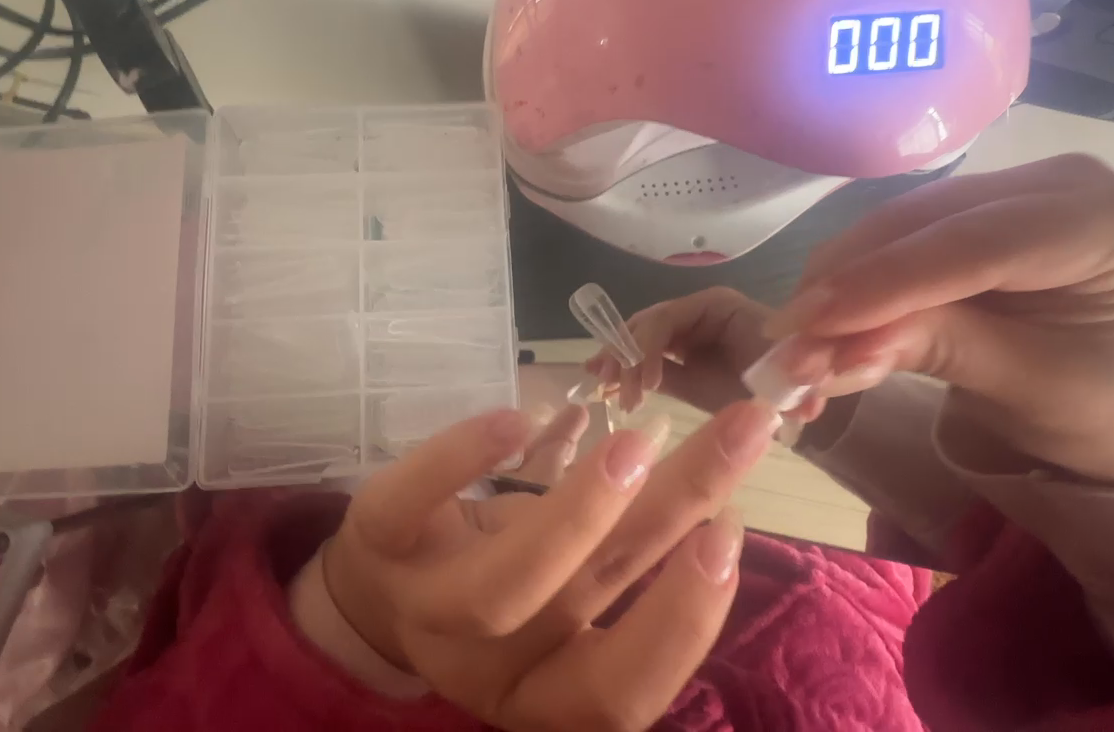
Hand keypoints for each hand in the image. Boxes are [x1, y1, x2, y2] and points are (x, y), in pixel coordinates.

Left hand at [322, 399, 780, 730]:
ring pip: (503, 583)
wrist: (376, 590)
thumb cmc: (496, 585)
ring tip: (640, 438)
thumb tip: (705, 472)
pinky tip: (520, 421)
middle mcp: (489, 657)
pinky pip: (410, 503)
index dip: (682, 622)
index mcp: (546, 683)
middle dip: (671, 514)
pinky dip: (462, 457)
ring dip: (582, 507)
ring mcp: (425, 600)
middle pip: (584, 604)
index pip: (621, 692)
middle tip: (738, 434)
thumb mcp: (566, 586)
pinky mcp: (377, 536)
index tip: (730, 530)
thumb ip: (626, 544)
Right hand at [583, 288, 825, 422]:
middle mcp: (694, 312)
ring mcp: (685, 332)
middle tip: (614, 392)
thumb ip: (731, 378)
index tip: (645, 385)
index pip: (666, 317)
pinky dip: (623, 367)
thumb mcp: (760, 378)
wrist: (804, 396)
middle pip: (644, 325)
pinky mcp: (681, 355)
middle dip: (625, 356)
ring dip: (618, 362)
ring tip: (601, 387)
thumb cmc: (788, 384)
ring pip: (638, 339)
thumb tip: (684, 384)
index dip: (646, 347)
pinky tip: (601, 380)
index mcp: (714, 305)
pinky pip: (646, 357)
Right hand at [766, 154, 1113, 481]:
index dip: (890, 280)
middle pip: (939, 219)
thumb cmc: (1102, 412)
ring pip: (910, 216)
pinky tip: (827, 303)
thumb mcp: (1023, 388)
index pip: (987, 242)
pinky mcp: (988, 198)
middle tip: (786, 330)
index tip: (808, 321)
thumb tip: (818, 352)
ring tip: (797, 325)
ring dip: (846, 271)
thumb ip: (928, 351)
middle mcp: (1081, 183)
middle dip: (855, 276)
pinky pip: (908, 225)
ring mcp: (1029, 183)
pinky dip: (862, 267)